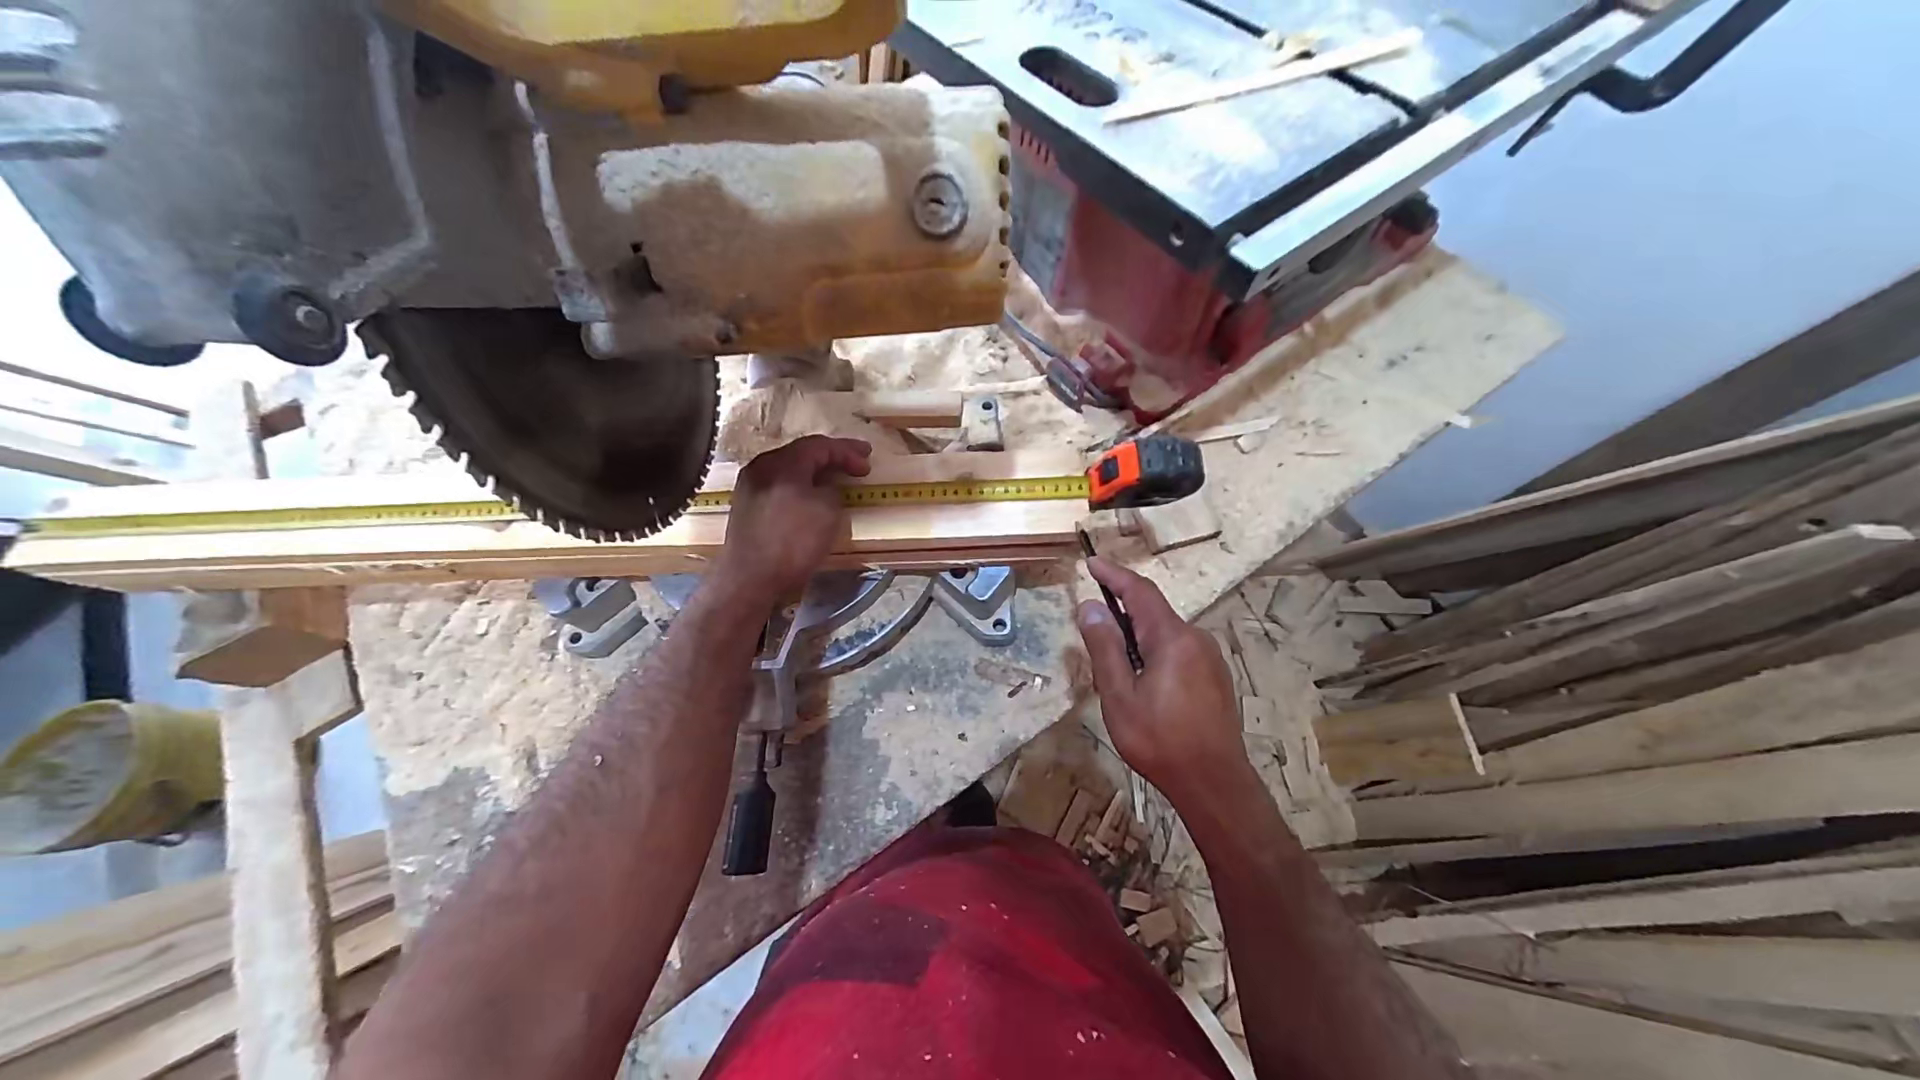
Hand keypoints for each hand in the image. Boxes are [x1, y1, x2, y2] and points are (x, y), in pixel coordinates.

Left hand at [715, 435, 871, 601]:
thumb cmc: (793, 542)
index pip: (819, 445)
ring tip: (835, 479)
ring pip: (789, 470)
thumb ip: (832, 489)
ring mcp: (750, 487)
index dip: (847, 451)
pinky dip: (800, 486)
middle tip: (855, 464)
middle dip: (831, 457)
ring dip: (815, 472)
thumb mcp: (828, 511)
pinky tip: (810, 497)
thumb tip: (826, 487)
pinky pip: (779, 486)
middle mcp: (761, 467)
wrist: (750, 579)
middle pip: (801, 453)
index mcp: (781, 462)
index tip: (868, 462)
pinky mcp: (746, 507)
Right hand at [1075, 557, 1251, 802]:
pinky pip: (1178, 650)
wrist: (1214, 783)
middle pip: (1152, 611)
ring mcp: (1209, 658)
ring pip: (1164, 633)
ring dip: (1136, 637)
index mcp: (1172, 638)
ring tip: (1114, 669)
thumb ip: (1104, 647)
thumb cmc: (1160, 740)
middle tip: (1092, 629)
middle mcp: (1195, 639)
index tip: (1091, 562)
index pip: (1139, 591)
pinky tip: (1143, 684)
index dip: (1113, 574)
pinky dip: (1153, 652)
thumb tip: (1090, 606)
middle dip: (1121, 610)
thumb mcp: (1119, 695)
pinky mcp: (1214, 677)